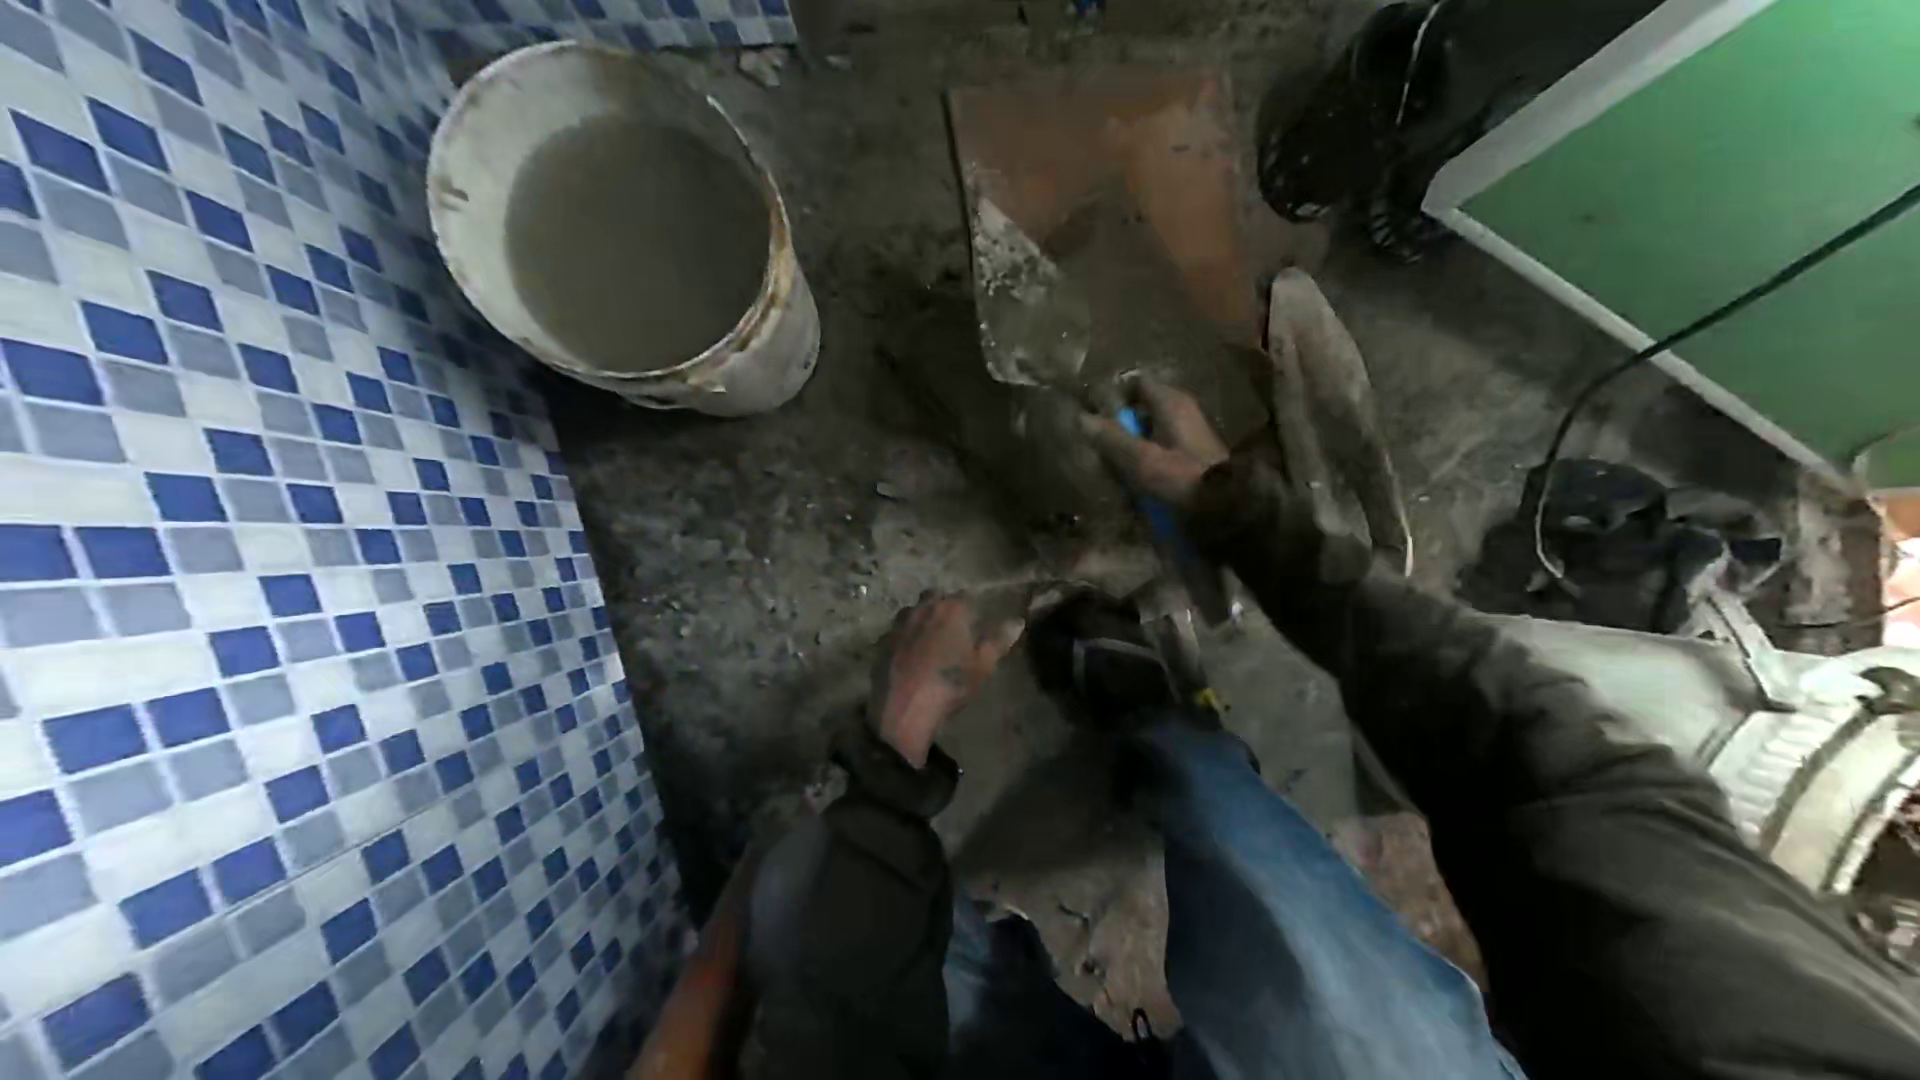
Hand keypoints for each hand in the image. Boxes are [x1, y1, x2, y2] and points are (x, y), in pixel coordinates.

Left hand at [872, 592, 1023, 767]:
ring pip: (913, 610)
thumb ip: (999, 640)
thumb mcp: (983, 665)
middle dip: (944, 605)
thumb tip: (1017, 621)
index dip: (972, 605)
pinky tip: (910, 654)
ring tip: (931, 638)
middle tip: (954, 626)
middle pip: (935, 596)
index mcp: (951, 609)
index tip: (977, 618)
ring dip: (922, 617)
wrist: (905, 707)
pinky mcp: (882, 641)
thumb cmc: (950, 683)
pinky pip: (898, 631)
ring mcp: (899, 624)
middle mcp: (923, 608)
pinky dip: (906, 637)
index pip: (966, 595)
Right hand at [1079, 379, 1229, 508]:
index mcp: (1171, 403)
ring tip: (1109, 464)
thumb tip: (1081, 417)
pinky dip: (1143, 458)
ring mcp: (1187, 434)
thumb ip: (1111, 438)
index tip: (1092, 414)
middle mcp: (1181, 411)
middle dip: (1117, 425)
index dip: (1113, 396)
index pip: (1136, 384)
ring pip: (1147, 431)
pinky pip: (1157, 449)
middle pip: (1140, 409)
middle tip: (1096, 444)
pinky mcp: (1189, 456)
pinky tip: (1131, 476)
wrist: (1227, 509)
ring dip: (1129, 445)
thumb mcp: (1141, 460)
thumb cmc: (1182, 478)